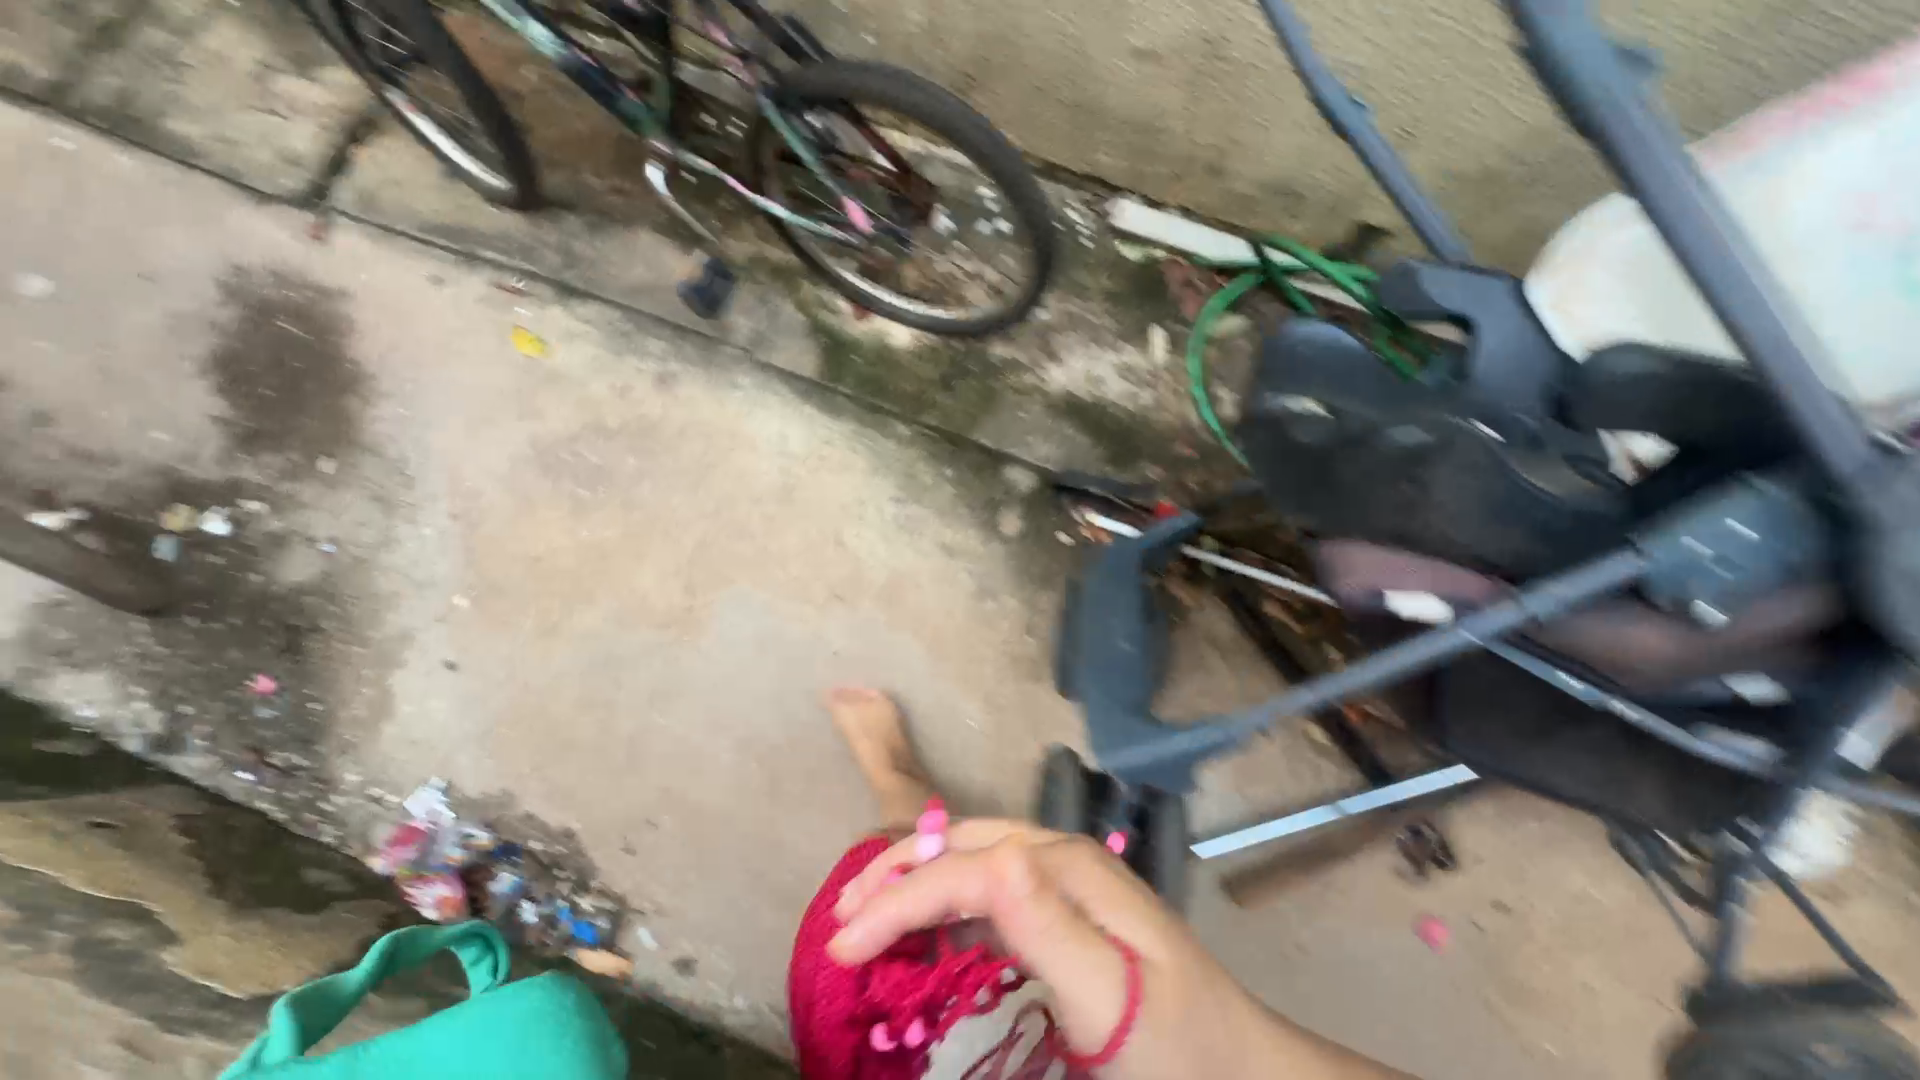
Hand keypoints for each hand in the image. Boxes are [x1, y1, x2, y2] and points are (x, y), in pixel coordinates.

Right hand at [830, 820, 1404, 1079]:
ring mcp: (1063, 878)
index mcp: (1065, 868)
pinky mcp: (1064, 906)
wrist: (1234, 1059)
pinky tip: (929, 928)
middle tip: (840, 921)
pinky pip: (989, 886)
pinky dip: (946, 900)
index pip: (960, 870)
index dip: (895, 902)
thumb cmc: (1171, 1039)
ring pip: (969, 858)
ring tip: (868, 914)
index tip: (841, 949)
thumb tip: (990, 858)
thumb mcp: (1106, 993)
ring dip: (915, 879)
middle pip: (959, 846)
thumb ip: (1046, 923)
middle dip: (893, 875)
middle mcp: (1059, 857)